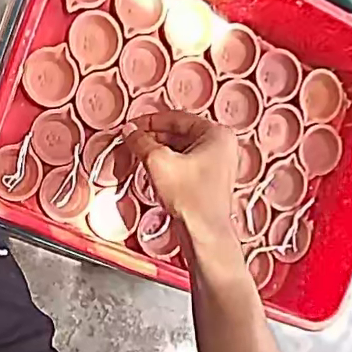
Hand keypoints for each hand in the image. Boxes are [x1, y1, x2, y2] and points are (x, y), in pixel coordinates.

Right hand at [124, 110, 239, 246]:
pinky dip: (165, 164)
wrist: (203, 233)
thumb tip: (130, 131)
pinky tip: (151, 171)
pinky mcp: (208, 179)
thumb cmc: (193, 201)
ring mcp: (216, 163)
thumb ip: (141, 142)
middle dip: (152, 137)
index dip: (149, 122)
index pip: (176, 118)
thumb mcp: (158, 163)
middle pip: (178, 133)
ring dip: (156, 151)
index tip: (132, 127)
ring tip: (138, 155)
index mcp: (217, 134)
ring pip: (179, 148)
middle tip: (131, 141)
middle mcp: (221, 146)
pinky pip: (182, 163)